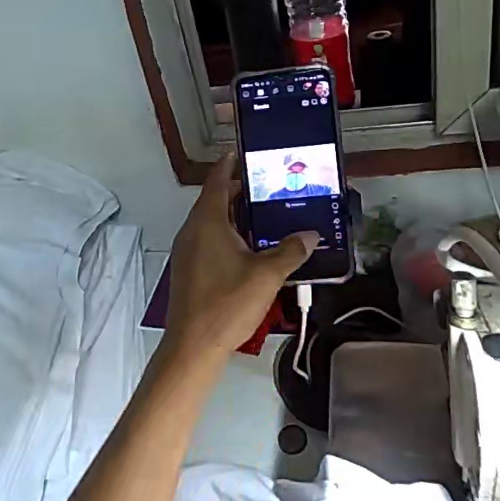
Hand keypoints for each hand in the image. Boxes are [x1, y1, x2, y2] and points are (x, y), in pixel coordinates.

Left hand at [164, 159, 317, 361]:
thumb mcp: (268, 274)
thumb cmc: (227, 303)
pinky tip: (251, 249)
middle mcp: (193, 232)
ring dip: (235, 216)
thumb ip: (292, 250)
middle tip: (267, 188)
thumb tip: (311, 235)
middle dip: (239, 192)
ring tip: (264, 216)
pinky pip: (209, 241)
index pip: (217, 182)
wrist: (193, 347)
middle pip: (215, 201)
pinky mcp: (190, 271)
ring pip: (212, 223)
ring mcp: (188, 252)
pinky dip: (228, 235)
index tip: (241, 153)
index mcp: (208, 223)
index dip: (229, 166)